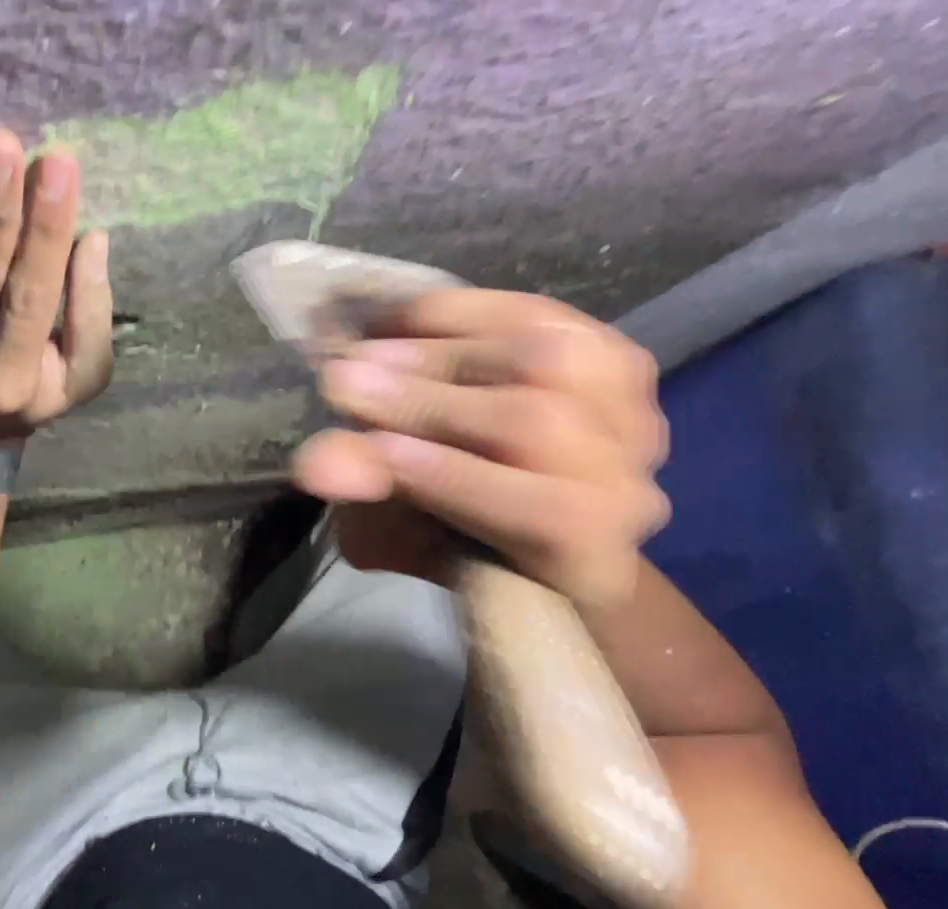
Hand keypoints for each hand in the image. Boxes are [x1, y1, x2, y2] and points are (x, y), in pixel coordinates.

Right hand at [293, 290, 670, 608]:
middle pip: (537, 426)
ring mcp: (630, 414)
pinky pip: (543, 317)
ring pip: (547, 361)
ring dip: (443, 348)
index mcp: (582, 558)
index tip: (369, 447)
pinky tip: (406, 317)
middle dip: (428, 399)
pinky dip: (468, 311)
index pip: (541, 514)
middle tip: (343, 378)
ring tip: (369, 345)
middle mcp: (625, 486)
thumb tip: (316, 464)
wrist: (508, 513)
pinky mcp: (612, 357)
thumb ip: (366, 502)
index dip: (450, 476)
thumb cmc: (446, 541)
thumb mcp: (395, 540)